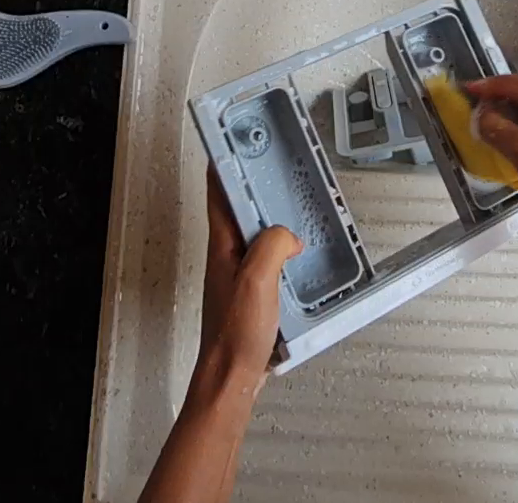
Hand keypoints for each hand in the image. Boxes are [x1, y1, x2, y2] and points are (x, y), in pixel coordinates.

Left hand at [197, 174, 301, 394]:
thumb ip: (272, 245)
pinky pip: (268, 255)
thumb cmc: (234, 336)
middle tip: (272, 163)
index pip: (217, 190)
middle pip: (238, 204)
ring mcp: (238, 271)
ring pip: (255, 229)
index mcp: (222, 243)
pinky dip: (283, 244)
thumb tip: (288, 234)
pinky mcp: (252, 289)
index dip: (223, 160)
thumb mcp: (257, 281)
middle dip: (253, 181)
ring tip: (293, 201)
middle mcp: (227, 252)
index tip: (232, 138)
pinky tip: (299, 252)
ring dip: (272, 213)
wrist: (231, 379)